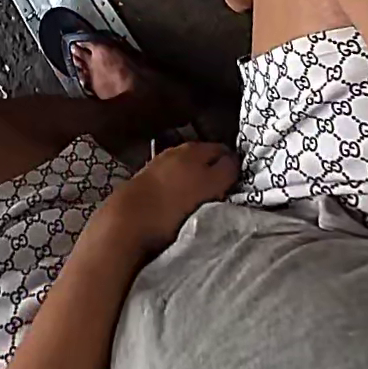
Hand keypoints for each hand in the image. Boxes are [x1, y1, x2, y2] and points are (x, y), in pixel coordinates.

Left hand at [97, 143, 237, 256]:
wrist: (128, 220)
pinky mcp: (147, 180)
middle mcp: (177, 150)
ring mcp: (160, 164)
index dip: (234, 167)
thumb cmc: (174, 205)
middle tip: (223, 196)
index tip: (239, 186)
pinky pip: (173, 181)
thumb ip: (226, 170)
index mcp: (195, 148)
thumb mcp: (210, 186)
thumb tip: (234, 161)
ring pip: (188, 170)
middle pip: (205, 159)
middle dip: (215, 173)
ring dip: (196, 182)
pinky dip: (180, 189)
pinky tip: (180, 203)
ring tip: (203, 203)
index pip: (224, 151)